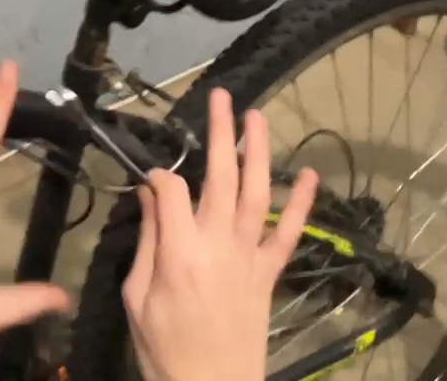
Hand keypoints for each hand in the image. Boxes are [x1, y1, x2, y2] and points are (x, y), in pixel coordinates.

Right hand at [122, 87, 318, 380]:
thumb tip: (149, 193)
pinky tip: (309, 175)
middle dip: (220, 132)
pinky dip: (300, 204)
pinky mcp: (268, 274)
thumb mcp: (137, 297)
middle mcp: (219, 245)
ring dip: (258, 152)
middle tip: (221, 96)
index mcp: (180, 252)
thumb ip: (147, 240)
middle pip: (221, 177)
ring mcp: (248, 257)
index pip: (171, 189)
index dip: (159, 175)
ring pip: (255, 194)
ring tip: (257, 116)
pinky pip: (287, 235)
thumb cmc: (164, 349)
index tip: (150, 178)